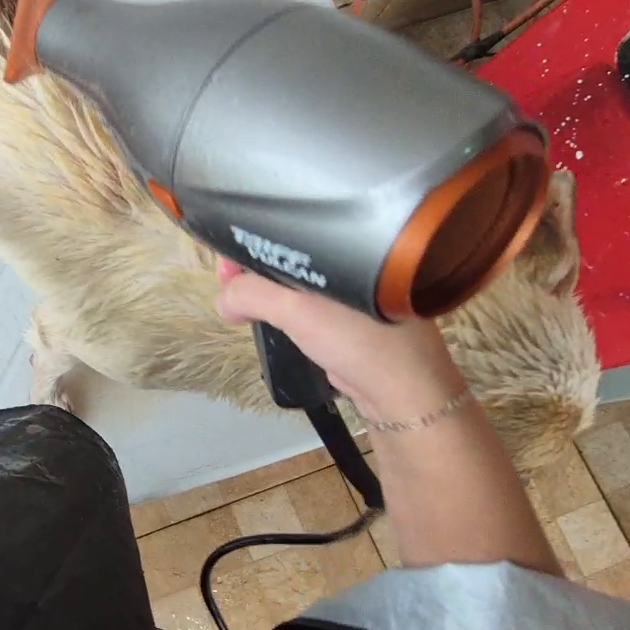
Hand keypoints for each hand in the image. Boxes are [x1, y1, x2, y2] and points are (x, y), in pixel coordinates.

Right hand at [214, 259, 466, 424]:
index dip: (250, 247)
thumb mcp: (297, 312)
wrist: (405, 395)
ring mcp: (353, 295)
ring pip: (296, 286)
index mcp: (347, 248)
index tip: (227, 270)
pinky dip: (287, 314)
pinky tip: (274, 326)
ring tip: (246, 312)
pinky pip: (308, 307)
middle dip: (253, 275)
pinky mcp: (352, 320)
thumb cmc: (359, 342)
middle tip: (232, 295)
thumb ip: (252, 296)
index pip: (286, 234)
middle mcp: (352, 265)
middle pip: (286, 259)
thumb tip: (223, 300)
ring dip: (267, 298)